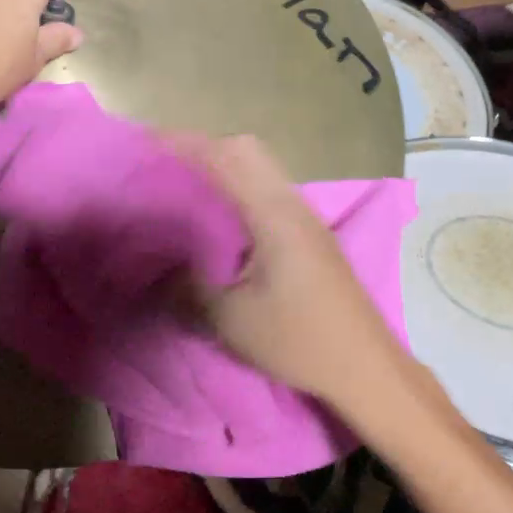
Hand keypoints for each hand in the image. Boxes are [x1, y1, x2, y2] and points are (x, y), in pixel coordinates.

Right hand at [176, 135, 408, 406]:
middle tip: (163, 165)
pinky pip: (268, 189)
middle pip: (246, 150)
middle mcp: (292, 203)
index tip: (146, 146)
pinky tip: (220, 216)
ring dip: (223, 166)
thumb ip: (188, 290)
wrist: (366, 367)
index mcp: (273, 214)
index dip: (184, 145)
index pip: (225, 158)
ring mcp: (306, 217)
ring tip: (185, 184)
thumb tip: (154, 275)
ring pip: (261, 168)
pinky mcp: (311, 234)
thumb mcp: (233, 320)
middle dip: (203, 148)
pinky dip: (239, 186)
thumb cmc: (300, 339)